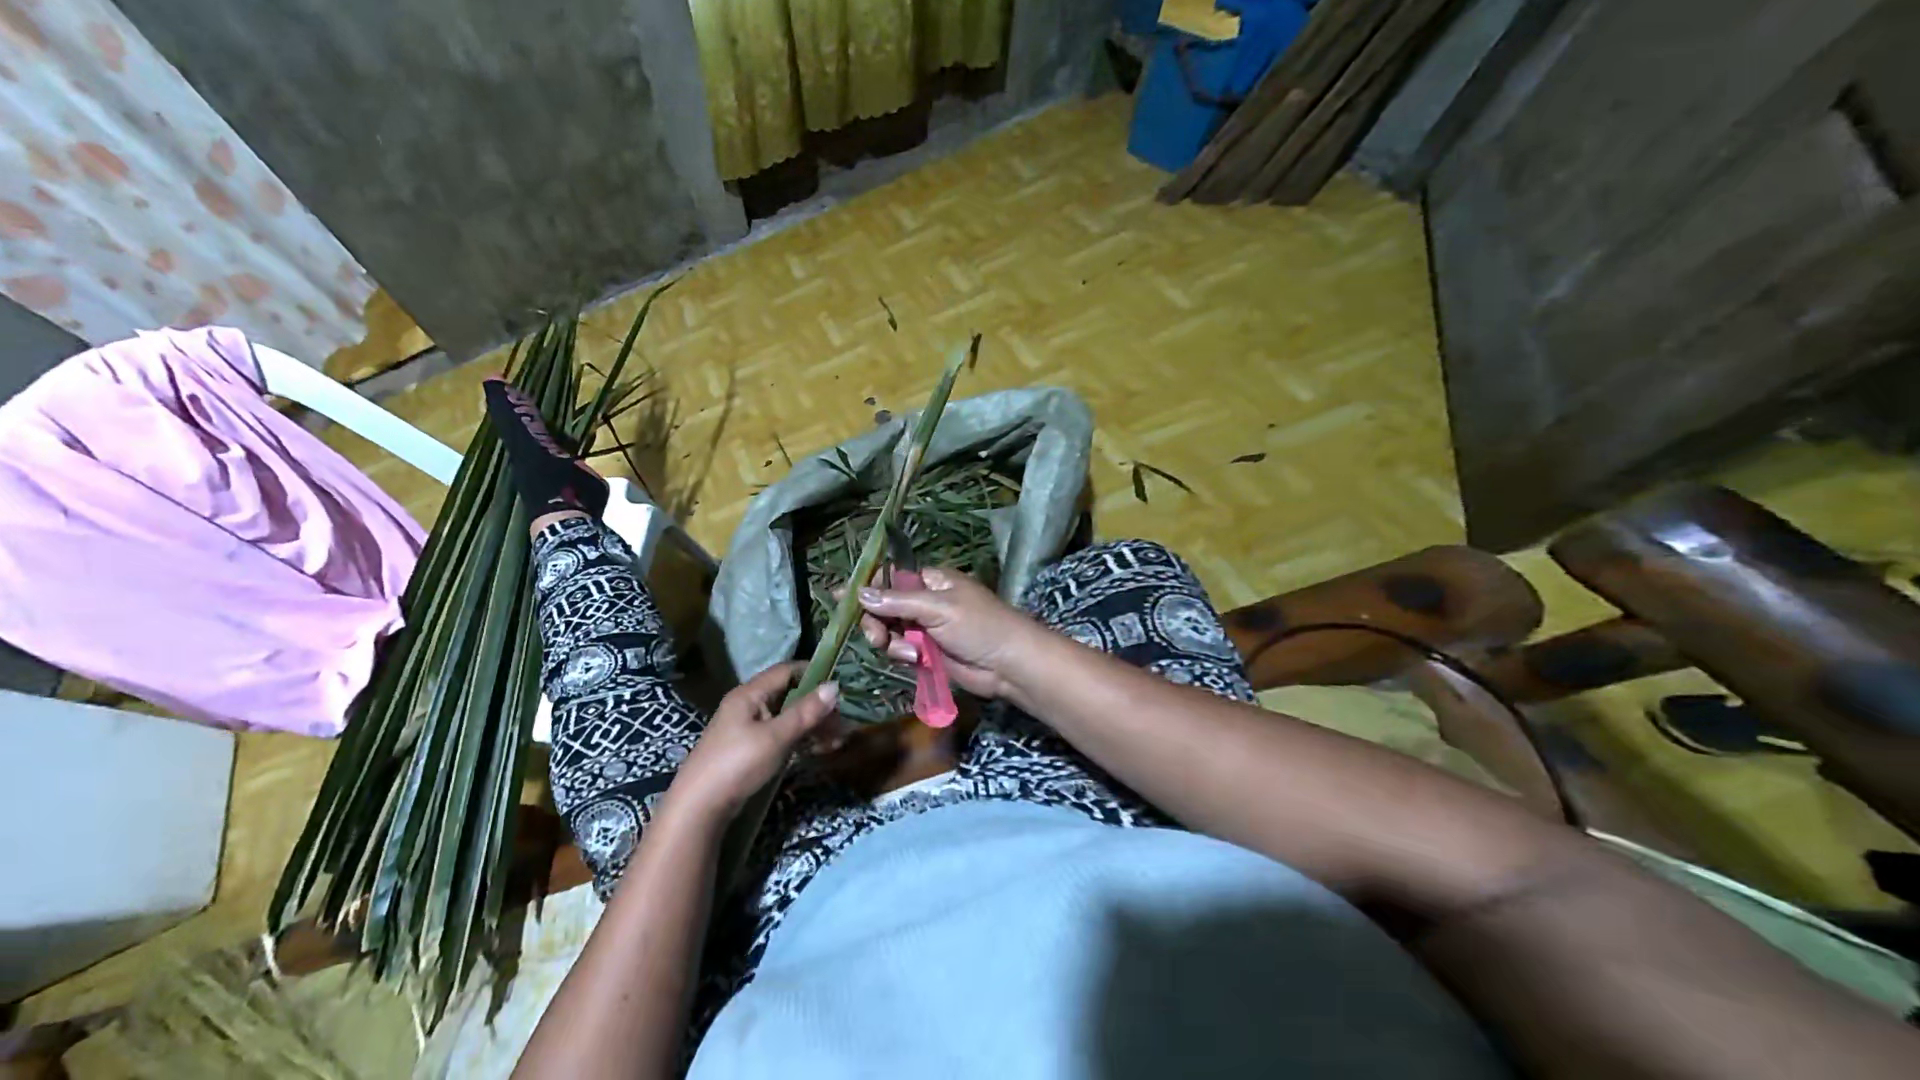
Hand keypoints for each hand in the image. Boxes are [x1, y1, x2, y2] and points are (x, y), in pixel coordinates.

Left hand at [667, 662, 838, 820]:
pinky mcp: (750, 749)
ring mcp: (749, 728)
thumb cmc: (738, 764)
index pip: (787, 671)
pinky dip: (801, 739)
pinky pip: (782, 735)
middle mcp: (749, 705)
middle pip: (790, 695)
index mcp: (750, 694)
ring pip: (788, 717)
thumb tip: (834, 686)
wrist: (700, 807)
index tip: (841, 683)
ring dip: (813, 725)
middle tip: (844, 720)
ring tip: (838, 739)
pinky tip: (820, 750)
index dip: (814, 673)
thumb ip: (805, 712)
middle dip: (818, 706)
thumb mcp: (776, 737)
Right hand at [853, 567, 1039, 699]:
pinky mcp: (928, 653)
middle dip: (877, 623)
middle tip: (878, 638)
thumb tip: (859, 592)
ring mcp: (925, 628)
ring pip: (889, 632)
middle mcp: (924, 601)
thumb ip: (897, 601)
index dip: (867, 587)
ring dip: (892, 643)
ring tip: (909, 653)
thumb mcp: (938, 608)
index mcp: (930, 580)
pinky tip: (916, 661)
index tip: (842, 598)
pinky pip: (901, 651)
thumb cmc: (979, 625)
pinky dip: (903, 656)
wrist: (1009, 664)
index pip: (889, 577)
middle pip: (883, 607)